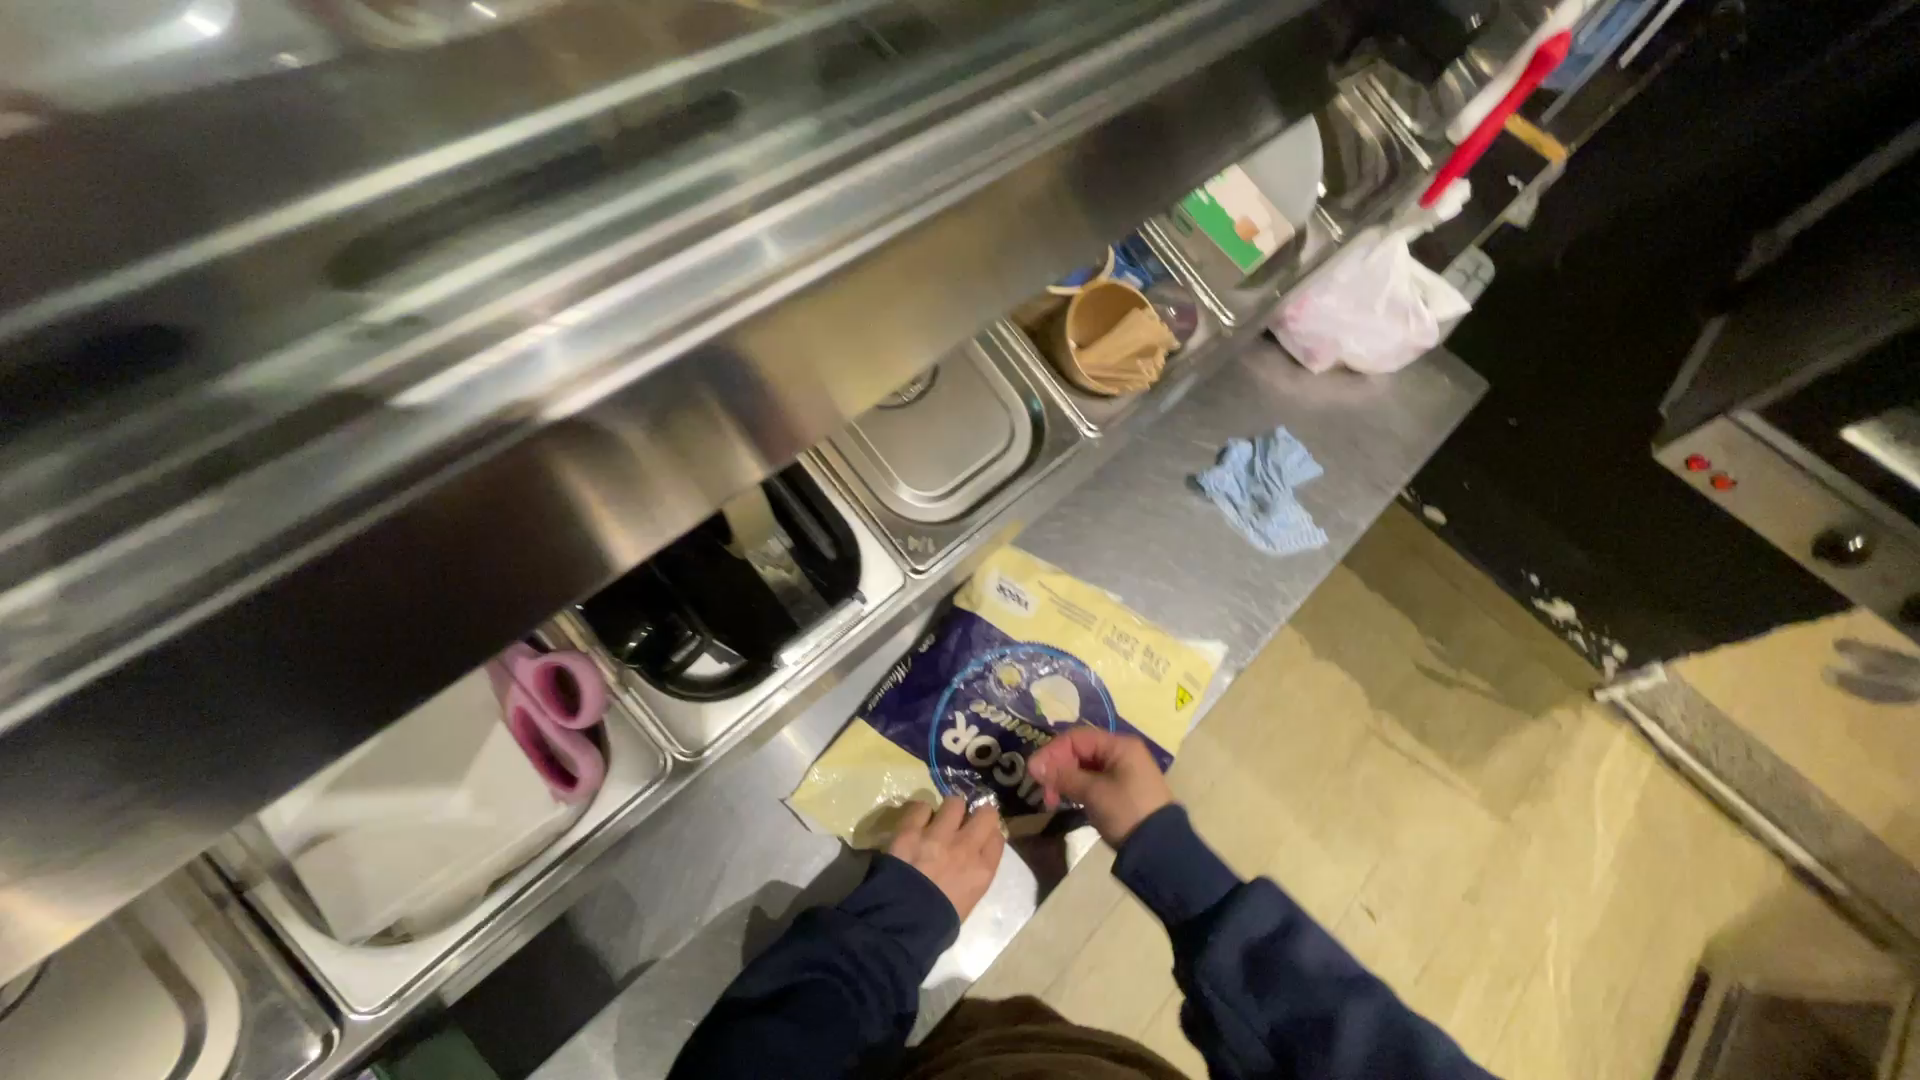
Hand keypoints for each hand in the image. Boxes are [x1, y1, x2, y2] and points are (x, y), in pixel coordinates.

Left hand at [887, 796, 1004, 920]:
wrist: (901, 926)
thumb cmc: (937, 924)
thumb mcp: (967, 902)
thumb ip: (974, 875)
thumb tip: (969, 861)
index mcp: (982, 870)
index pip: (997, 837)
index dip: (988, 834)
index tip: (980, 836)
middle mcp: (965, 846)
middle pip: (985, 813)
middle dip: (975, 814)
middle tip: (962, 822)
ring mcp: (938, 836)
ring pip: (954, 803)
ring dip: (947, 811)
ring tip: (937, 822)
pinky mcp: (910, 830)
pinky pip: (921, 807)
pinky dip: (919, 813)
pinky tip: (915, 824)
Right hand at [1027, 728, 1171, 845]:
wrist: (1160, 850)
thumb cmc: (1127, 812)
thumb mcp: (1093, 793)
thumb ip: (1063, 776)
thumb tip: (1034, 765)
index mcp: (1119, 745)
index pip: (1076, 738)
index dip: (1052, 752)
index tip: (1033, 771)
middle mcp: (1121, 753)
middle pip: (1079, 751)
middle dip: (1057, 768)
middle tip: (1043, 791)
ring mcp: (1122, 772)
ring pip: (1083, 767)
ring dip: (1064, 780)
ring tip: (1052, 800)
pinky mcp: (1120, 790)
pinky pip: (1092, 781)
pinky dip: (1076, 788)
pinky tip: (1066, 801)